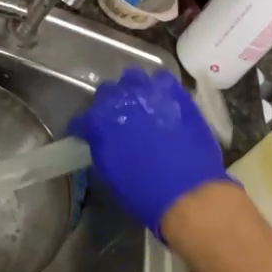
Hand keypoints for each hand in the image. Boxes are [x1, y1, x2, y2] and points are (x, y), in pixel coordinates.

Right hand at [69, 67, 229, 237]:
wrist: (189, 193)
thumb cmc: (144, 193)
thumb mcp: (110, 174)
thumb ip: (102, 148)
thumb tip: (101, 138)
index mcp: (100, 122)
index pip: (82, 118)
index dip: (84, 127)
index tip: (88, 134)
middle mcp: (121, 100)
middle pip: (108, 91)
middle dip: (110, 103)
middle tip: (117, 117)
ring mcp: (150, 93)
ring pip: (134, 78)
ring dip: (133, 89)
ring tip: (140, 103)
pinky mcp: (177, 94)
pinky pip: (163, 82)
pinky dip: (160, 89)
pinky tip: (163, 102)